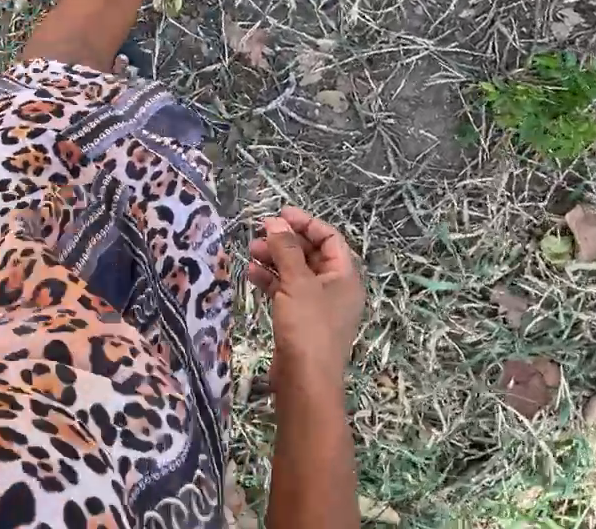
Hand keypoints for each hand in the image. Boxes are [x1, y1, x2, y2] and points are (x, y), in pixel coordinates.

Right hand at [247, 206, 364, 393]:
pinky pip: (287, 290)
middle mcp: (335, 289)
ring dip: (274, 258)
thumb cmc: (308, 327)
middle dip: (285, 241)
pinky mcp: (301, 320)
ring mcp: (318, 306)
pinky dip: (271, 279)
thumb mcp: (297, 282)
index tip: (279, 214)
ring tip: (250, 252)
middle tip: (259, 233)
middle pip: (311, 253)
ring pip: (296, 271)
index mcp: (345, 277)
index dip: (306, 223)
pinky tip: (251, 274)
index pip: (329, 238)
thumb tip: (276, 222)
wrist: (305, 381)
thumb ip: (286, 248)